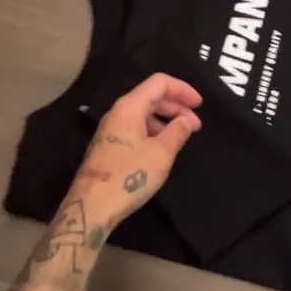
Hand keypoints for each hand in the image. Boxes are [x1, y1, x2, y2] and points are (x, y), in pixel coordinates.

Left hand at [71, 73, 202, 221]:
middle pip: (151, 96)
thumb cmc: (128, 177)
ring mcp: (111, 129)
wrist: (91, 208)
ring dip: (165, 119)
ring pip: (143, 112)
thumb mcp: (161, 154)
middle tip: (196, 124)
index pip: (159, 83)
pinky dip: (154, 129)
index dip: (182, 89)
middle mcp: (118, 112)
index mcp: (130, 106)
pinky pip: (136, 126)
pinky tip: (163, 146)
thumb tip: (188, 119)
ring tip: (182, 135)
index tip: (200, 104)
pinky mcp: (109, 145)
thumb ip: (178, 131)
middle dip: (176, 106)